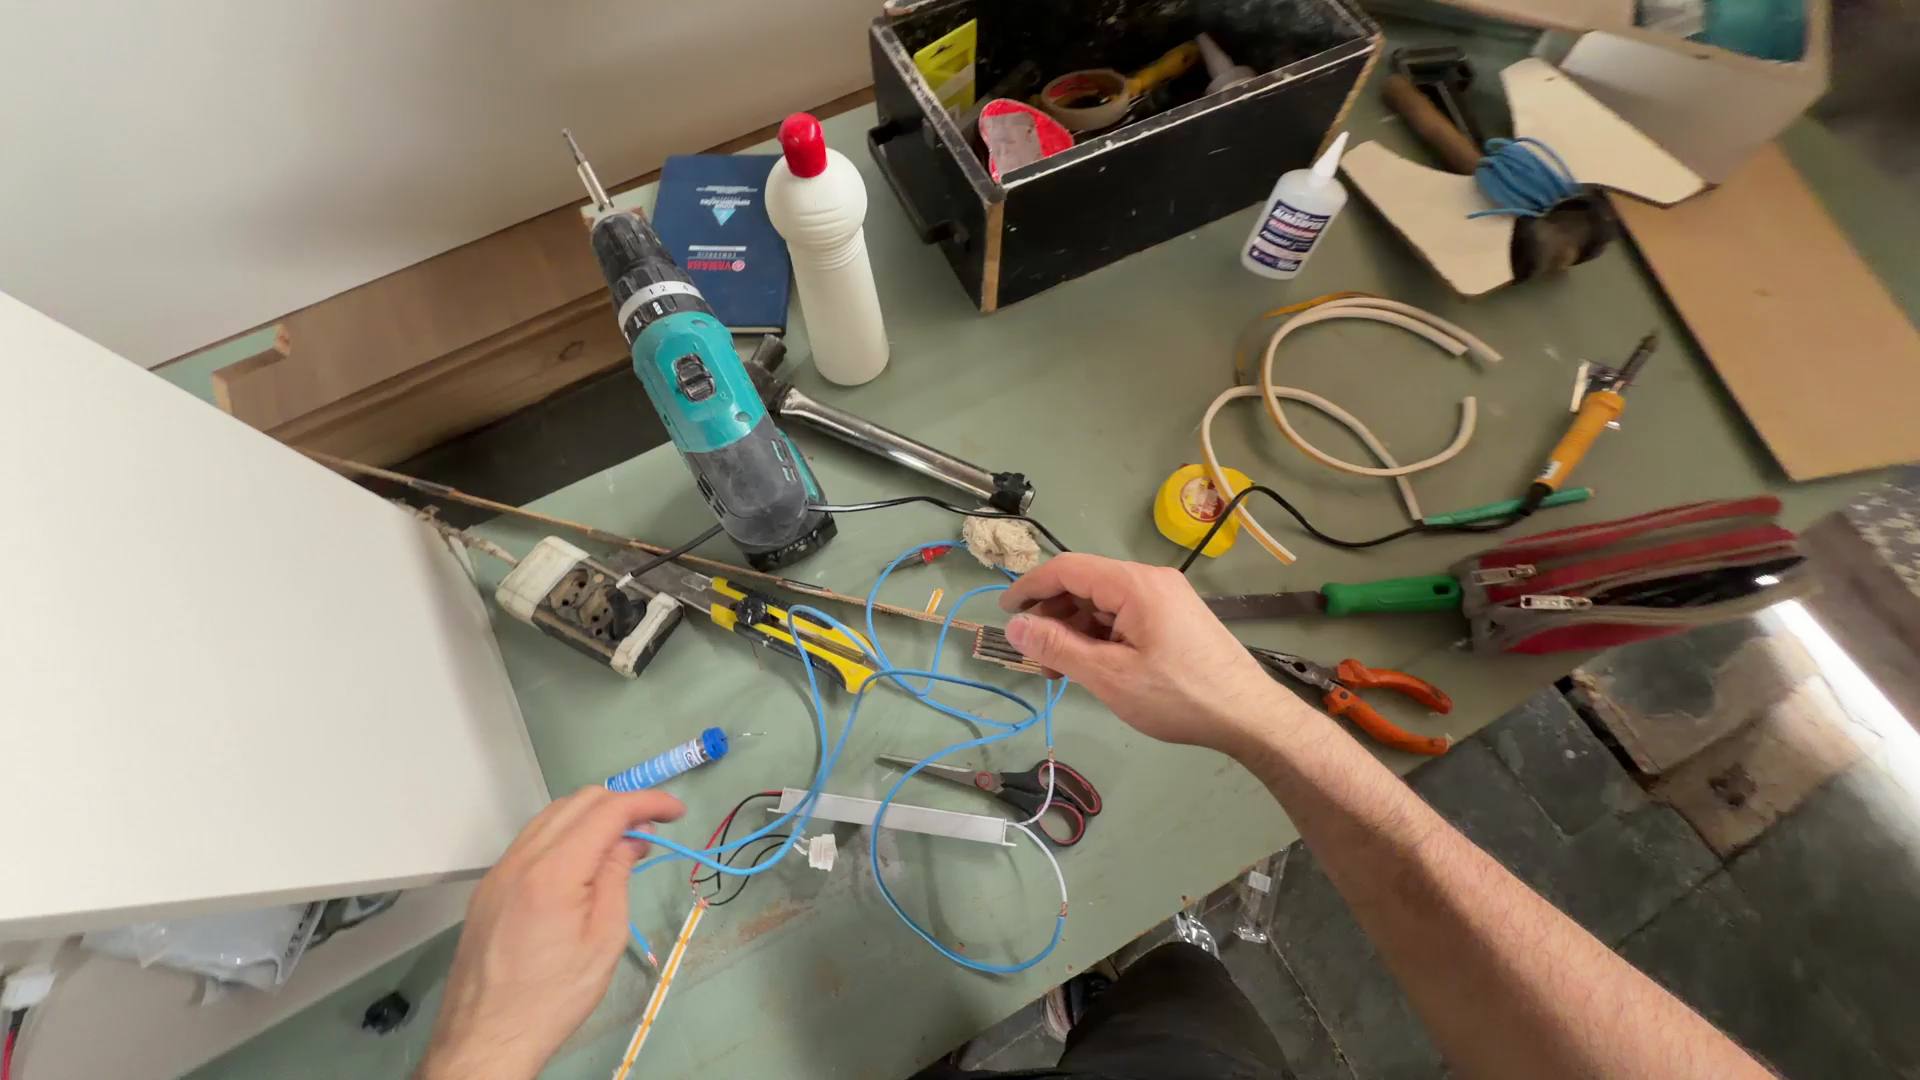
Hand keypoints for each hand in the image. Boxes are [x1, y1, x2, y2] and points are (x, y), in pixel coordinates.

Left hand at [416, 787, 684, 1079]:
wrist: (483, 1045)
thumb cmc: (555, 997)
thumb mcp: (606, 937)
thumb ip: (618, 875)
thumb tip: (632, 838)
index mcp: (554, 871)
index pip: (610, 809)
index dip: (649, 802)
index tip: (678, 812)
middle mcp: (522, 859)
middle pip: (582, 800)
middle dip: (624, 804)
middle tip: (652, 831)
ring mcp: (499, 872)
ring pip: (555, 814)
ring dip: (594, 814)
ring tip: (622, 843)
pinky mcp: (489, 888)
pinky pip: (534, 838)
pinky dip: (568, 832)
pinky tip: (584, 860)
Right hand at [999, 554, 1298, 751]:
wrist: (1251, 718)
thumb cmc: (1179, 696)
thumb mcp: (1110, 676)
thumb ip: (1058, 648)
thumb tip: (1016, 626)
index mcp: (1135, 583)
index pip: (1067, 568)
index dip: (1030, 586)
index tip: (1004, 611)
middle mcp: (1150, 580)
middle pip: (1085, 584)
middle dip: (1052, 615)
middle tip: (1034, 656)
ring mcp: (1165, 598)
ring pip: (1102, 603)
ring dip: (1074, 630)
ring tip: (1059, 670)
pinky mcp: (1173, 618)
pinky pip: (1123, 616)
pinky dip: (1099, 637)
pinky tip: (1090, 666)